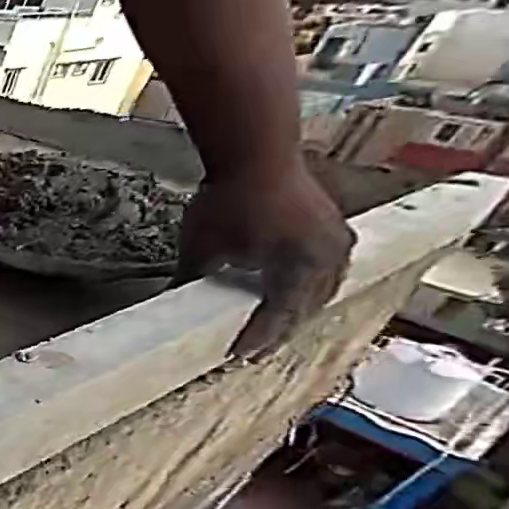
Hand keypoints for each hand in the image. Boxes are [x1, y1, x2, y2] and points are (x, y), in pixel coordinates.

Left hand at [176, 159, 354, 358]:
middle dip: (279, 330)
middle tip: (253, 350)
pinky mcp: (335, 230)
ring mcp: (338, 244)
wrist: (255, 152)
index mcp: (300, 267)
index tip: (238, 356)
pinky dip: (305, 289)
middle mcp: (330, 259)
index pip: (278, 315)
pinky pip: (325, 272)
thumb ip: (190, 278)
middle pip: (304, 308)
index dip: (258, 337)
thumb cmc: (227, 201)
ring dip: (296, 311)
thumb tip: (170, 302)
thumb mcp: (201, 246)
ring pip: (320, 291)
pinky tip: (287, 295)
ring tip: (269, 329)